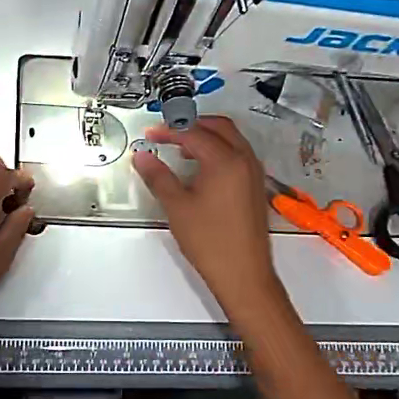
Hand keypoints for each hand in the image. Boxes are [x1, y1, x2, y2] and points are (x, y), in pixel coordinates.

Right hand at [131, 116, 288, 316]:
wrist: (243, 274)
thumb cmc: (213, 244)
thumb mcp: (176, 206)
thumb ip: (158, 176)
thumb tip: (143, 157)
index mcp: (225, 161)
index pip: (193, 132)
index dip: (169, 130)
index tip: (152, 134)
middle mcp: (245, 161)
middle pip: (218, 126)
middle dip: (191, 125)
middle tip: (167, 133)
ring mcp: (254, 173)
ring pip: (231, 138)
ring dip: (207, 136)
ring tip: (181, 147)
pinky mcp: (255, 186)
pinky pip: (238, 154)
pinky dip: (219, 149)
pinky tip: (201, 166)